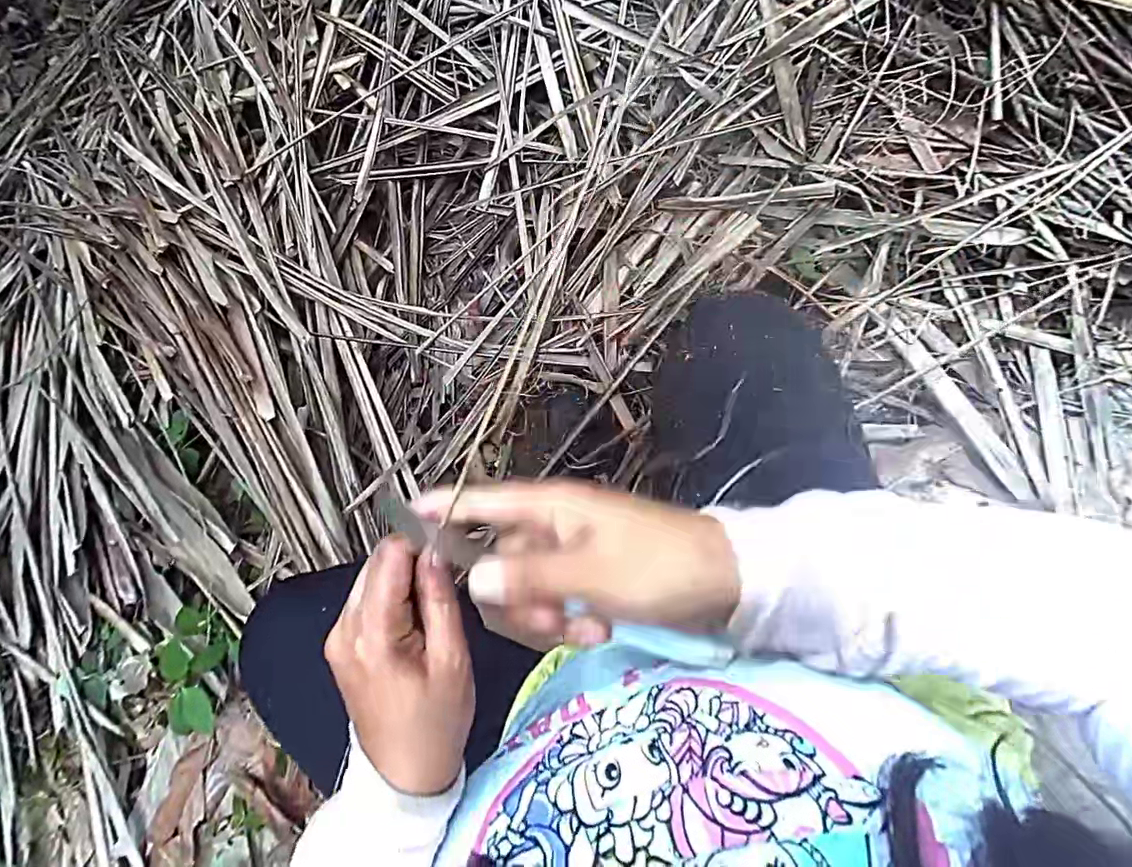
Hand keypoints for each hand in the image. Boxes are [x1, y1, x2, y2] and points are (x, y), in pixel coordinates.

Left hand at [324, 535, 473, 795]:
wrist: (404, 776)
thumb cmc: (435, 724)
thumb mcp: (452, 660)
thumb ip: (441, 599)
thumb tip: (435, 551)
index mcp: (372, 634)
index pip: (389, 555)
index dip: (420, 546)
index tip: (444, 557)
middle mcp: (344, 629)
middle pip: (377, 562)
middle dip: (411, 563)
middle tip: (441, 588)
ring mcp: (337, 635)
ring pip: (370, 575)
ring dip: (401, 580)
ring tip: (428, 610)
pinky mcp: (338, 641)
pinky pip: (365, 598)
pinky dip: (390, 597)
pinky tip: (410, 623)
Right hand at [412, 481, 738, 644]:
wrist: (724, 581)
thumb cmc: (658, 565)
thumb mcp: (594, 574)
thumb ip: (530, 577)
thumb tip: (473, 578)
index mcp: (548, 508)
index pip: (484, 502)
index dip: (446, 505)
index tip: (408, 513)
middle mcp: (550, 527)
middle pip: (496, 562)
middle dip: (515, 599)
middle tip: (550, 622)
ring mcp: (566, 555)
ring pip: (522, 590)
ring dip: (542, 617)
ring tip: (584, 628)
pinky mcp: (583, 580)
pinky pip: (550, 603)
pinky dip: (564, 622)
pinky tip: (596, 629)